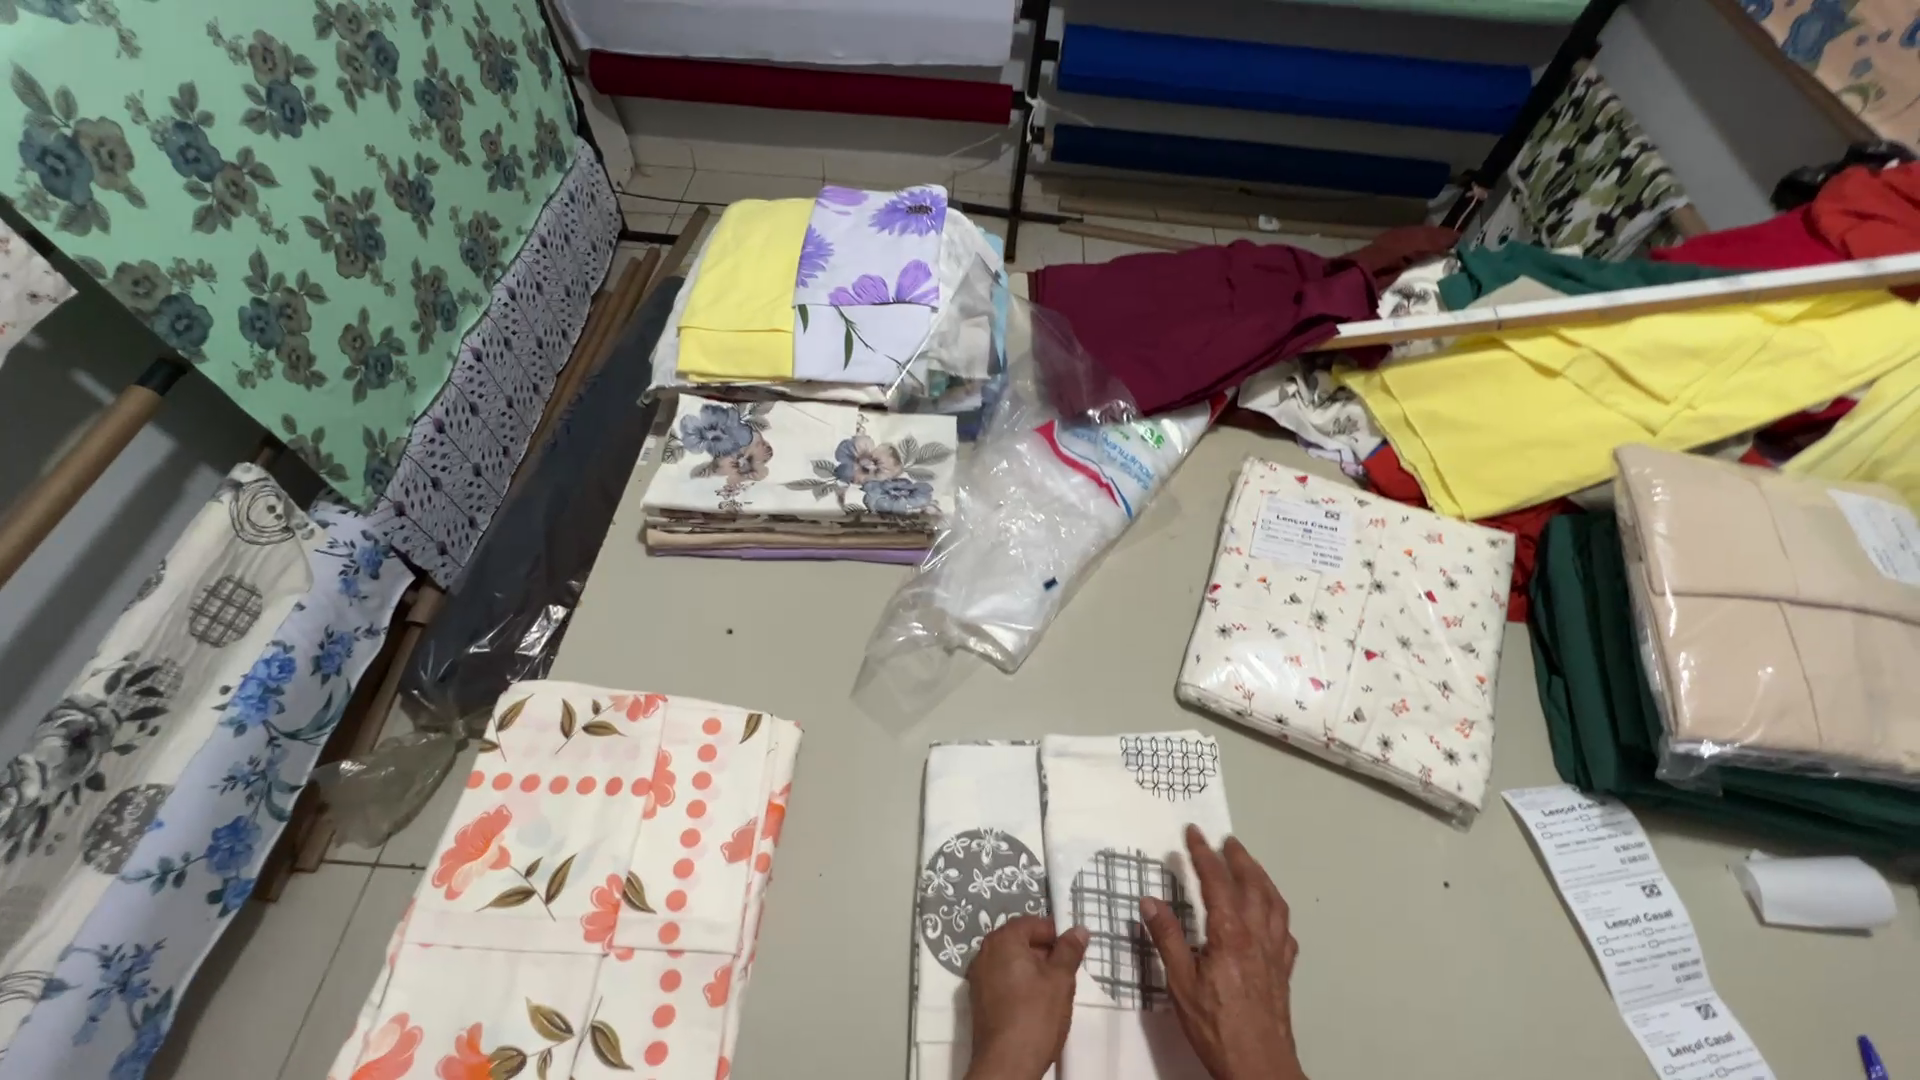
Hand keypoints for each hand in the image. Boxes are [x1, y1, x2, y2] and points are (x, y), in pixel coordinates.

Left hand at [963, 915, 1089, 1079]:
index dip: (1054, 933)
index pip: (1032, 923)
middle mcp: (985, 952)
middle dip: (1044, 952)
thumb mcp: (1060, 980)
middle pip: (1020, 941)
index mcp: (1003, 940)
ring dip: (1032, 969)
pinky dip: (1019, 983)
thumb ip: (1069, 951)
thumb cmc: (1035, 1015)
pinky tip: (1035, 1003)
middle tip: (1066, 971)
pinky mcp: (978, 999)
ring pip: (1011, 961)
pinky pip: (1002, 979)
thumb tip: (1078, 929)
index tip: (1072, 949)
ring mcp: (978, 976)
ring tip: (1054, 990)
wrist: (1006, 1064)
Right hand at [1141, 825, 1305, 1079]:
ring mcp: (1274, 953)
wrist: (1260, 1068)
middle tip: (1226, 840)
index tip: (1194, 832)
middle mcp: (1256, 935)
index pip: (1216, 881)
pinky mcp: (1284, 971)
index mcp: (1230, 933)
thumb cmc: (1216, 1026)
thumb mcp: (1181, 983)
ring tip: (1249, 864)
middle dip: (1238, 858)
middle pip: (1252, 884)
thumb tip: (1150, 900)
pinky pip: (1284, 929)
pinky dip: (1276, 910)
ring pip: (1274, 902)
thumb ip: (1167, 939)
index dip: (1203, 854)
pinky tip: (1270, 914)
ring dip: (1261, 876)